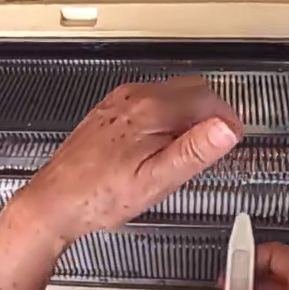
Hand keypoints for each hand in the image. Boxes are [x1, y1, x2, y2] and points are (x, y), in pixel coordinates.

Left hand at [5, 76, 241, 245]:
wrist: (55, 201)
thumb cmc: (99, 196)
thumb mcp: (157, 180)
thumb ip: (195, 150)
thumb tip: (225, 128)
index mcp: (152, 110)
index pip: (208, 99)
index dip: (227, 119)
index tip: (233, 138)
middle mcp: (134, 97)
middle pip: (192, 89)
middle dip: (211, 112)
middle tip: (218, 142)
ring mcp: (120, 102)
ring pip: (170, 94)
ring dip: (189, 113)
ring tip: (191, 147)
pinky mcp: (110, 112)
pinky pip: (150, 102)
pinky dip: (166, 116)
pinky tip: (161, 145)